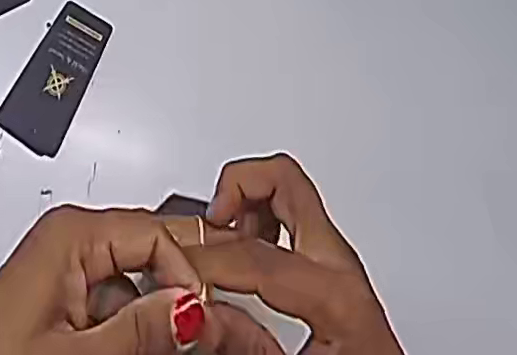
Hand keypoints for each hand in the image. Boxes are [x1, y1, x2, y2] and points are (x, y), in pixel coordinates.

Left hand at [0, 205, 282, 354]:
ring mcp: (66, 271)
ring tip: (205, 341)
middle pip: (153, 255)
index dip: (192, 278)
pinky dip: (140, 328)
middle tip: (234, 328)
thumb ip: (139, 328)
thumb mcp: (74, 354)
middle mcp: (71, 240)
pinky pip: (116, 305)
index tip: (212, 319)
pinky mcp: (60, 301)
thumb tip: (193, 306)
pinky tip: (163, 346)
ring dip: (170, 316)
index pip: (158, 234)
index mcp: (72, 232)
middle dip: (192, 292)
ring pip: (140, 286)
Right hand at [186, 155, 403, 354]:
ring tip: (216, 237)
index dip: (205, 259)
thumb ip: (243, 346)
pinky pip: (289, 213)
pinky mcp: (331, 266)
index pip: (257, 254)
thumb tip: (196, 313)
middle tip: (205, 221)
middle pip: (283, 179)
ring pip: (286, 187)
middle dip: (235, 186)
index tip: (174, 268)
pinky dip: (256, 215)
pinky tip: (239, 252)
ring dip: (245, 198)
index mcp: (338, 295)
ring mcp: (338, 259)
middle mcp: (341, 264)